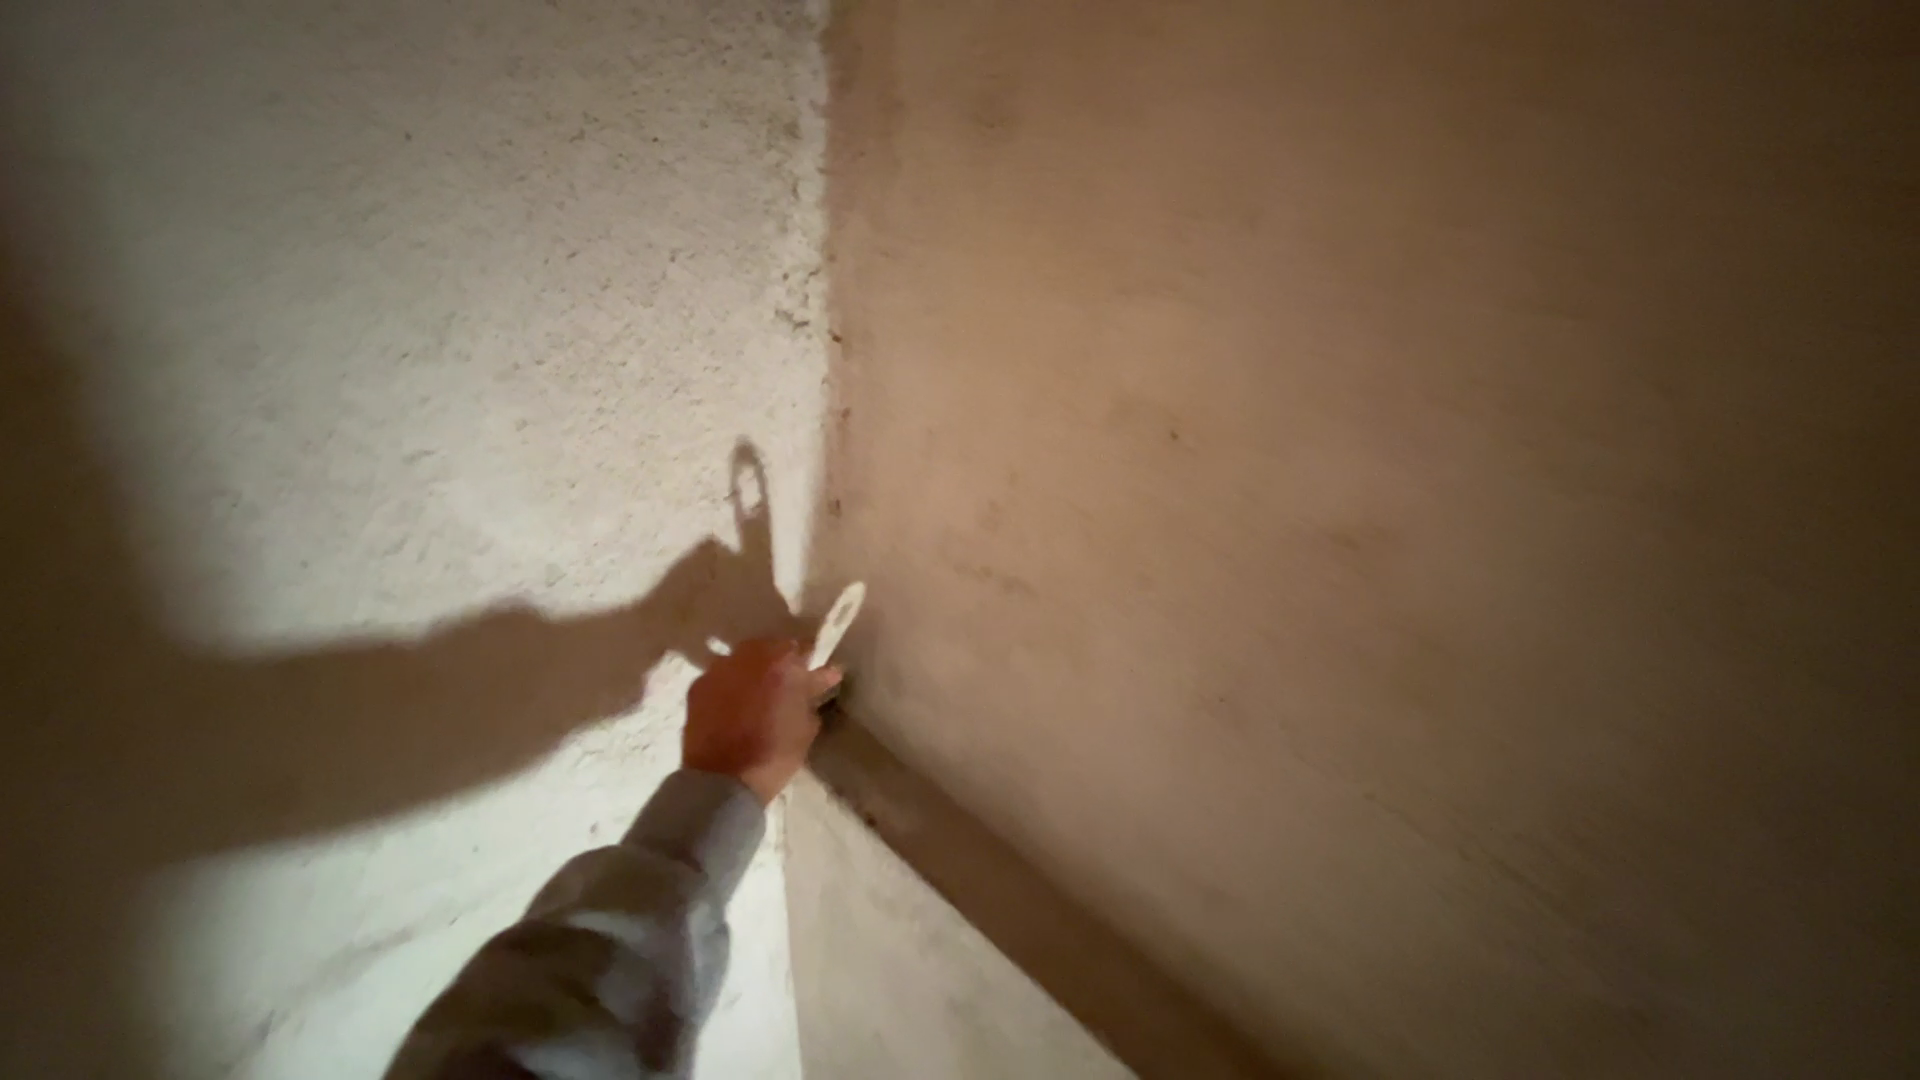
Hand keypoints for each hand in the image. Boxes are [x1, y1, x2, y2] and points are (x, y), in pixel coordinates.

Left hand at [683, 638, 841, 803]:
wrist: (723, 779)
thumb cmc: (776, 753)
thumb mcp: (807, 725)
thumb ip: (813, 693)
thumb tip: (824, 674)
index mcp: (783, 662)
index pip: (803, 647)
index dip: (809, 659)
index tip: (814, 672)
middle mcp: (749, 656)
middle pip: (769, 647)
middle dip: (778, 660)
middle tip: (784, 682)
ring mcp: (719, 668)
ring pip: (741, 659)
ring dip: (751, 670)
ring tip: (755, 692)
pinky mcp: (697, 686)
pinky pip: (719, 676)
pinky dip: (728, 684)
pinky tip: (731, 703)